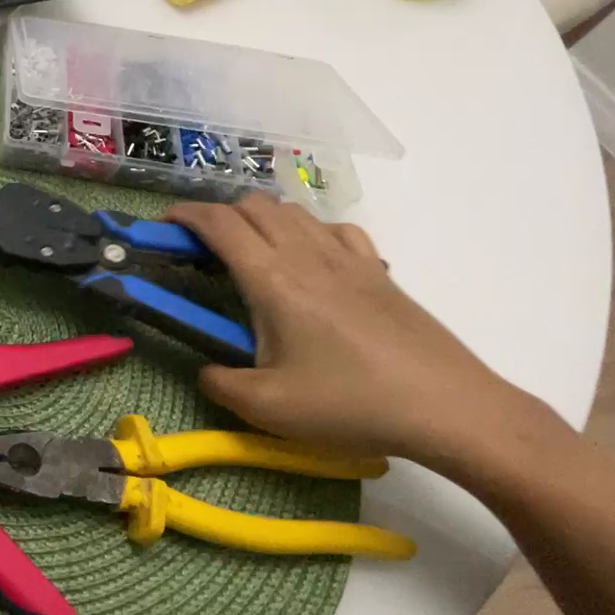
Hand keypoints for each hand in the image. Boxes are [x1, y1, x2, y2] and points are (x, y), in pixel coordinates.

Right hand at [167, 194, 541, 468]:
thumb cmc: (352, 405)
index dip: (183, 215)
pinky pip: (333, 228)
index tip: (162, 227)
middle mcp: (306, 255)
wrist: (451, 410)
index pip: (218, 223)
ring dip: (259, 219)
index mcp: (271, 279)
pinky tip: (308, 262)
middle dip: (217, 215)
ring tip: (249, 255)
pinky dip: (307, 231)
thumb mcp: (267, 408)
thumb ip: (219, 383)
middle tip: (200, 249)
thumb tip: (207, 369)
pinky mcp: (378, 271)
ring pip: (292, 210)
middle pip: (252, 204)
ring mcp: (347, 258)